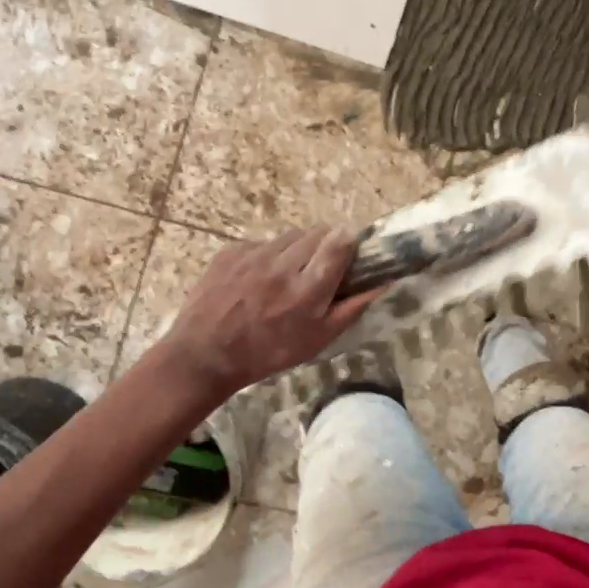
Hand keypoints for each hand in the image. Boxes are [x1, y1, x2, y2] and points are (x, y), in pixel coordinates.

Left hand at [160, 228, 379, 398]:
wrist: (204, 355)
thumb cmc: (269, 352)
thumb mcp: (319, 339)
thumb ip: (353, 307)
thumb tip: (385, 281)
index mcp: (309, 287)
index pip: (341, 241)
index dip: (351, 239)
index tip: (353, 248)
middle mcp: (284, 264)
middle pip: (319, 232)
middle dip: (327, 244)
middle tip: (321, 267)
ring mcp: (255, 254)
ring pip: (291, 236)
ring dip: (299, 248)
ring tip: (289, 273)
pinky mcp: (232, 251)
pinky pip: (263, 243)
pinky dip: (269, 255)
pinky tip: (260, 278)